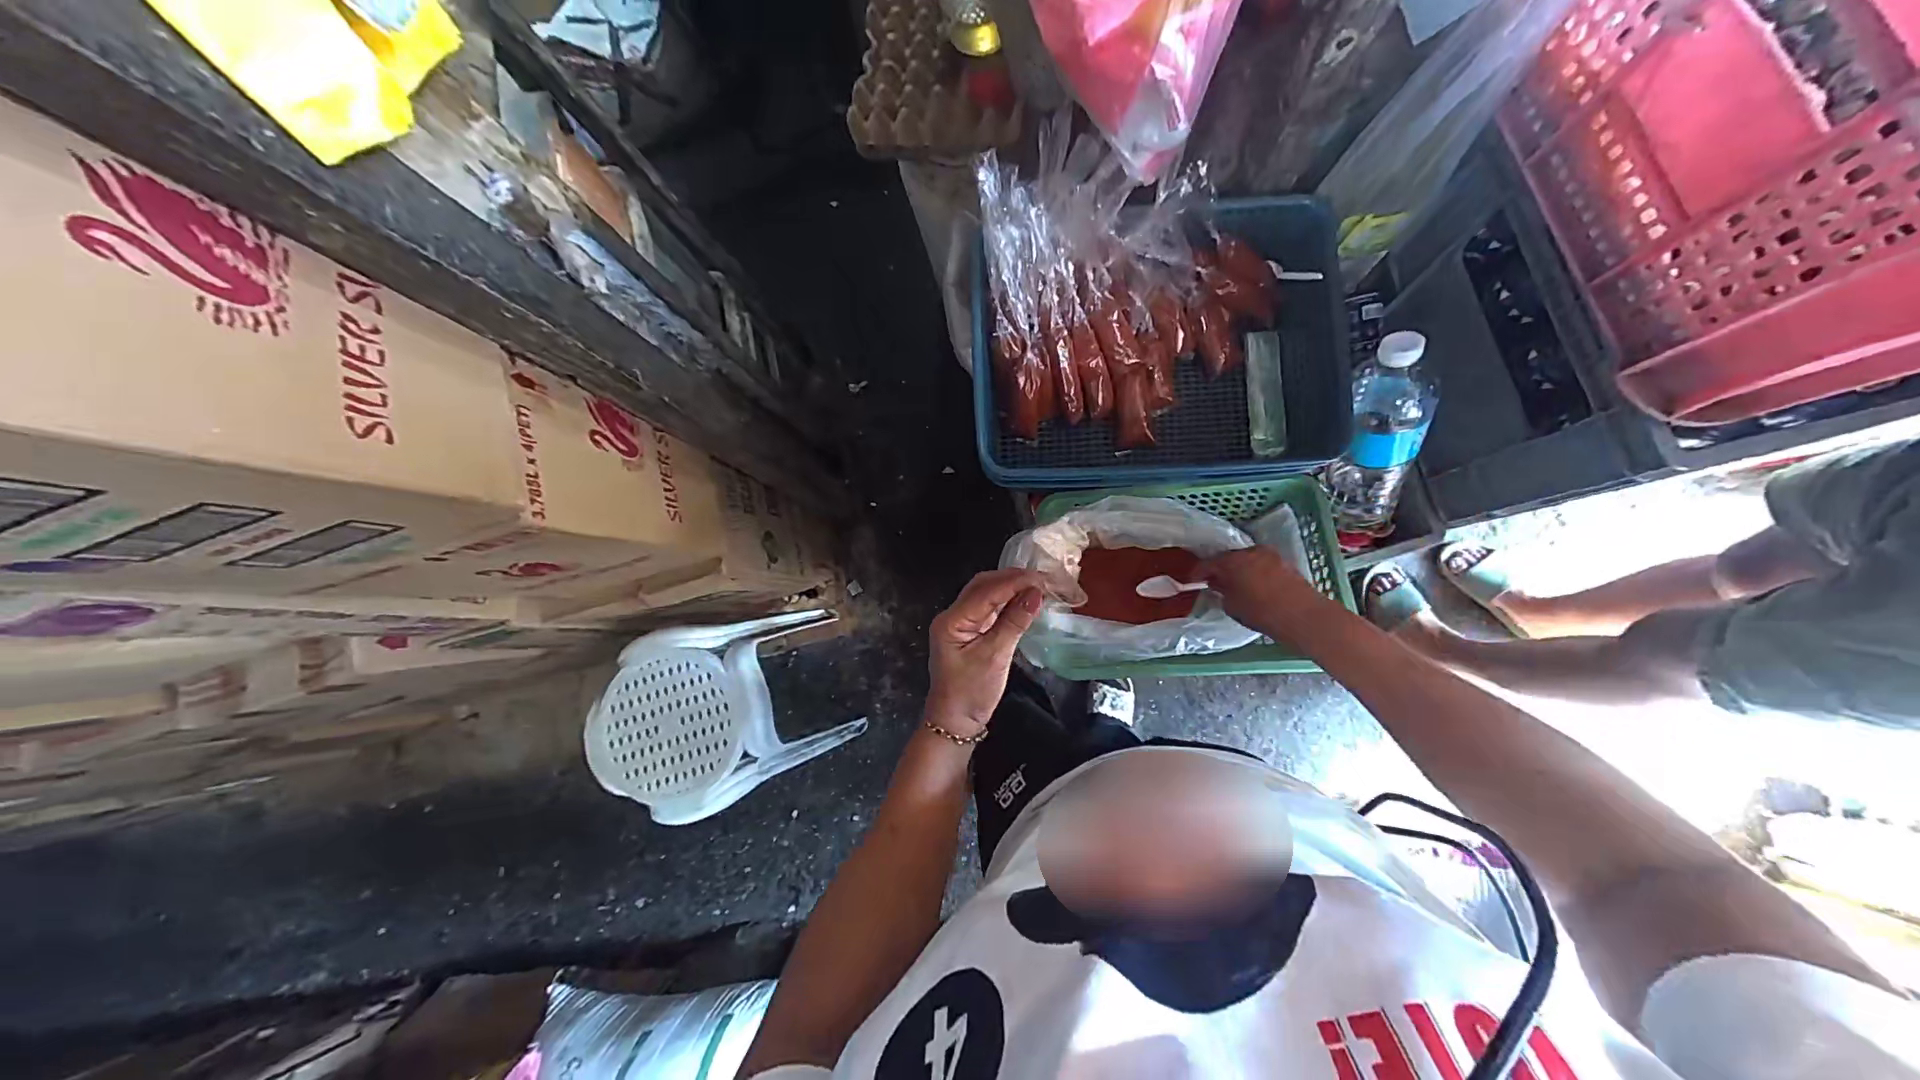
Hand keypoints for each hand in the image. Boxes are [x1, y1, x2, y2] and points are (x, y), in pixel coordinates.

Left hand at [926, 569, 1047, 735]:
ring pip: (986, 594)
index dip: (1015, 582)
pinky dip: (1007, 601)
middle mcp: (953, 615)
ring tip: (1039, 585)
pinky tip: (1025, 599)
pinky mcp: (970, 631)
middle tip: (1044, 579)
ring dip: (1011, 587)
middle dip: (1013, 579)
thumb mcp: (995, 657)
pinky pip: (989, 608)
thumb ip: (1014, 622)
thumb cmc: (971, 693)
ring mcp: (960, 623)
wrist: (955, 722)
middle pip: (983, 585)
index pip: (986, 591)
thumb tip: (1036, 594)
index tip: (1044, 578)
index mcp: (952, 620)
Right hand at [1195, 546, 1333, 648]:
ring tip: (1234, 585)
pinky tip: (1253, 586)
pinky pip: (1261, 565)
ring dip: (1239, 570)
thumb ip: (1222, 592)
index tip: (1192, 581)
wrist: (1304, 616)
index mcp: (1233, 560)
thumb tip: (1218, 585)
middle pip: (1229, 558)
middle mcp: (1251, 552)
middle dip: (1220, 569)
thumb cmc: (1261, 612)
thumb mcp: (1232, 606)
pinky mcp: (1285, 564)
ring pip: (1247, 560)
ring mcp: (1271, 556)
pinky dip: (1254, 572)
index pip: (1208, 563)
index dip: (1198, 572)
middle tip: (1212, 582)